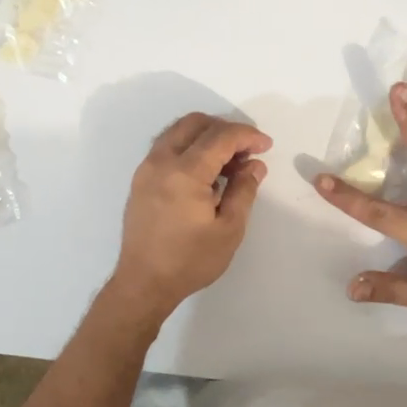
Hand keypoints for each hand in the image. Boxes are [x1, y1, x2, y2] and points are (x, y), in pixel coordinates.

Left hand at [111, 112, 271, 318]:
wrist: (144, 283)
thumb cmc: (190, 261)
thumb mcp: (229, 229)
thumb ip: (244, 190)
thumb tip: (254, 165)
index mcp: (185, 173)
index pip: (220, 137)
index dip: (247, 136)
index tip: (266, 146)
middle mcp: (161, 162)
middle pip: (195, 123)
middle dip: (225, 130)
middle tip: (246, 152)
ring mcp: (146, 169)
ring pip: (178, 132)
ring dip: (205, 136)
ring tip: (228, 163)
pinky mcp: (140, 180)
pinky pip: (166, 148)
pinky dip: (189, 148)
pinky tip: (205, 174)